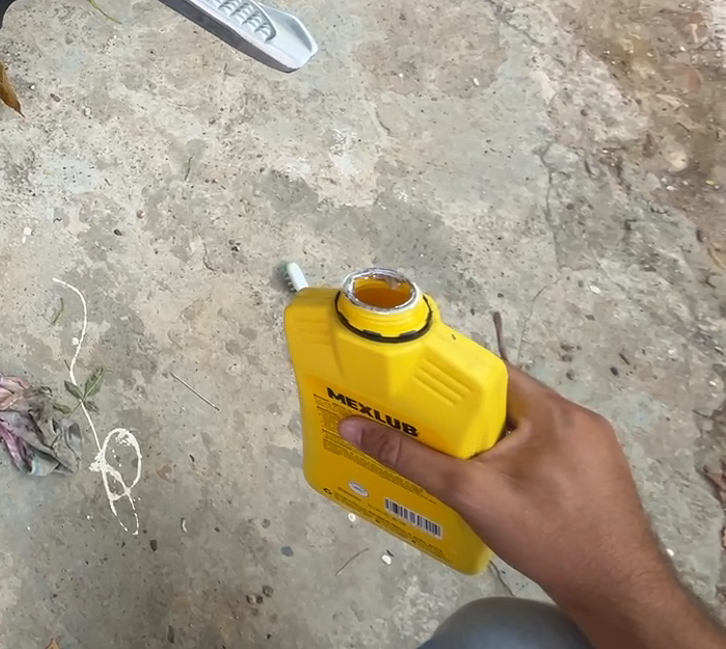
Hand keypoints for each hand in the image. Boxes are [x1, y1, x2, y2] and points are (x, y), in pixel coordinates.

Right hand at [338, 369, 724, 645]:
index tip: (398, 376)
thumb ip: (409, 457)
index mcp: (558, 415)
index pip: (487, 371)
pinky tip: (466, 468)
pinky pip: (526, 445)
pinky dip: (491, 449)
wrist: (623, 601)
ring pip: (509, 423)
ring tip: (424, 440)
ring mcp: (586, 450)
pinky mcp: (585, 473)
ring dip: (468, 430)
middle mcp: (576, 423)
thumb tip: (348, 425)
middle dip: (447, 404)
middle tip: (401, 412)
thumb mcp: (470, 493)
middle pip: (495, 397)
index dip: (439, 369)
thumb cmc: (552, 536)